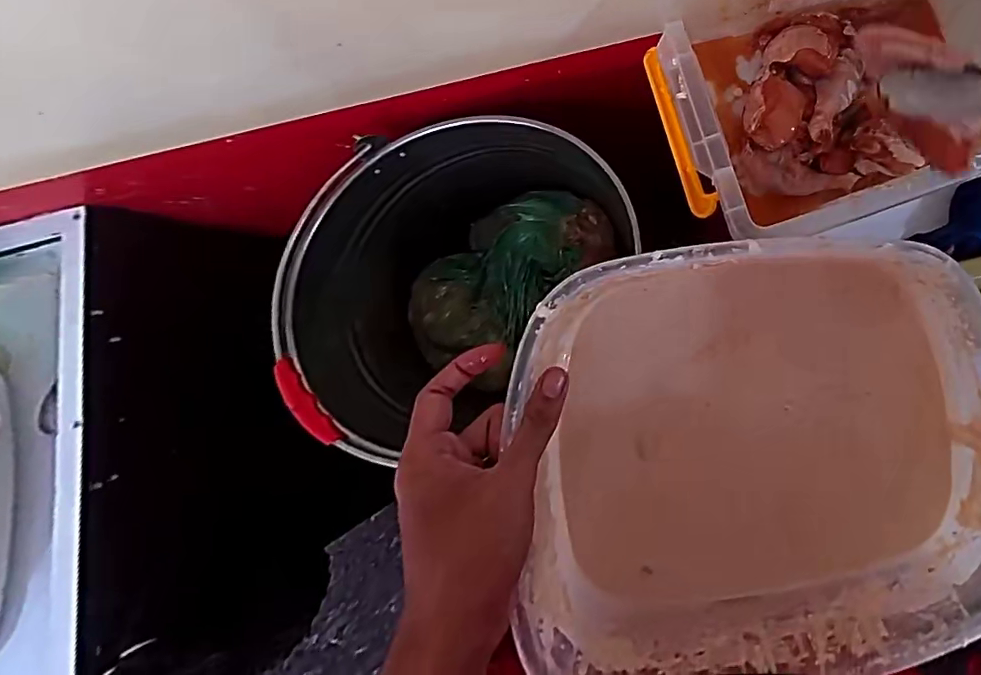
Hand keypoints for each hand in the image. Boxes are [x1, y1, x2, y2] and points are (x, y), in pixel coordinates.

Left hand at [383, 344, 567, 674]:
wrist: (457, 627)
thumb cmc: (470, 555)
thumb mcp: (510, 480)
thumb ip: (533, 426)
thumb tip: (554, 378)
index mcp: (425, 456)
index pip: (437, 393)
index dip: (465, 367)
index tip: (497, 353)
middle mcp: (432, 472)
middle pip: (476, 424)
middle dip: (509, 427)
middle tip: (536, 438)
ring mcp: (448, 496)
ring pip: (490, 453)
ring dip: (517, 456)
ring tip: (536, 475)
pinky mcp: (465, 517)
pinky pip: (493, 479)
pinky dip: (516, 478)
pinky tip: (535, 492)